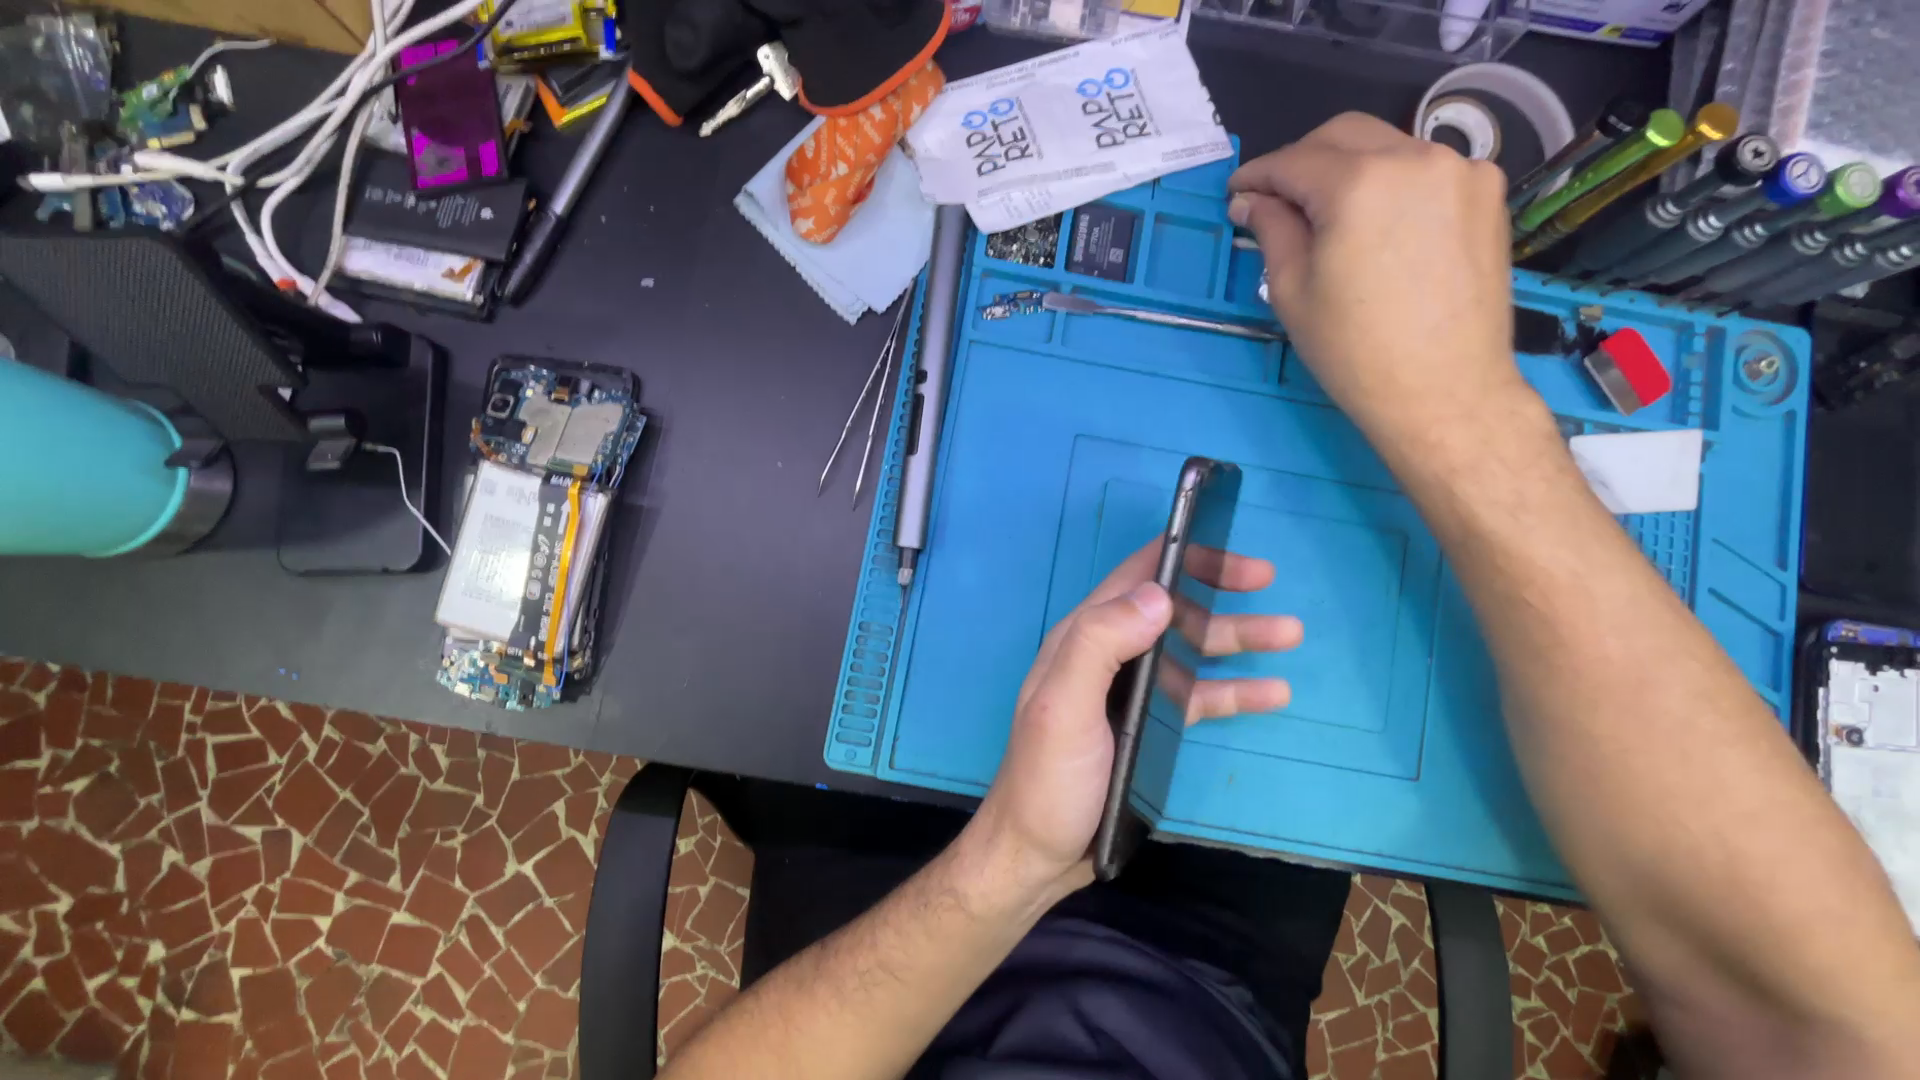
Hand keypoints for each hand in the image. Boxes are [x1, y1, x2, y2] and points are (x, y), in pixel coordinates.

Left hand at [969, 540, 1303, 903]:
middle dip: (1217, 588)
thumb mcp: (1063, 706)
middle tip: (1268, 579)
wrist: (1038, 855)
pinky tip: (1273, 691)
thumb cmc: (1048, 779)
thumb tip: (1159, 593)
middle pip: (1171, 607)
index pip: (1135, 578)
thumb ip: (1100, 644)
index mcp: (1082, 639)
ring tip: (1290, 633)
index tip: (1230, 549)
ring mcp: (1130, 692)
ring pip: (1190, 650)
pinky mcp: (1149, 728)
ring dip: (1236, 636)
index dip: (1181, 556)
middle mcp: (1109, 656)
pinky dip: (1233, 689)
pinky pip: (1197, 697)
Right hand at [1228, 113, 1531, 453]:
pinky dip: (1392, 184)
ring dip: (1349, 169)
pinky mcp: (1486, 195)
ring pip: (1388, 147)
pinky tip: (1378, 225)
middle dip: (1302, 159)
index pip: (1294, 161)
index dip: (1258, 175)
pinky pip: (1426, 171)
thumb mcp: (1292, 290)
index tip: (1237, 192)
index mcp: (1359, 183)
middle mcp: (1415, 158)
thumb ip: (1272, 229)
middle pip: (1344, 135)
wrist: (1444, 390)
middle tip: (1276, 198)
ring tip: (1328, 214)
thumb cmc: (1354, 350)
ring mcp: (1460, 171)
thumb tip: (1251, 200)